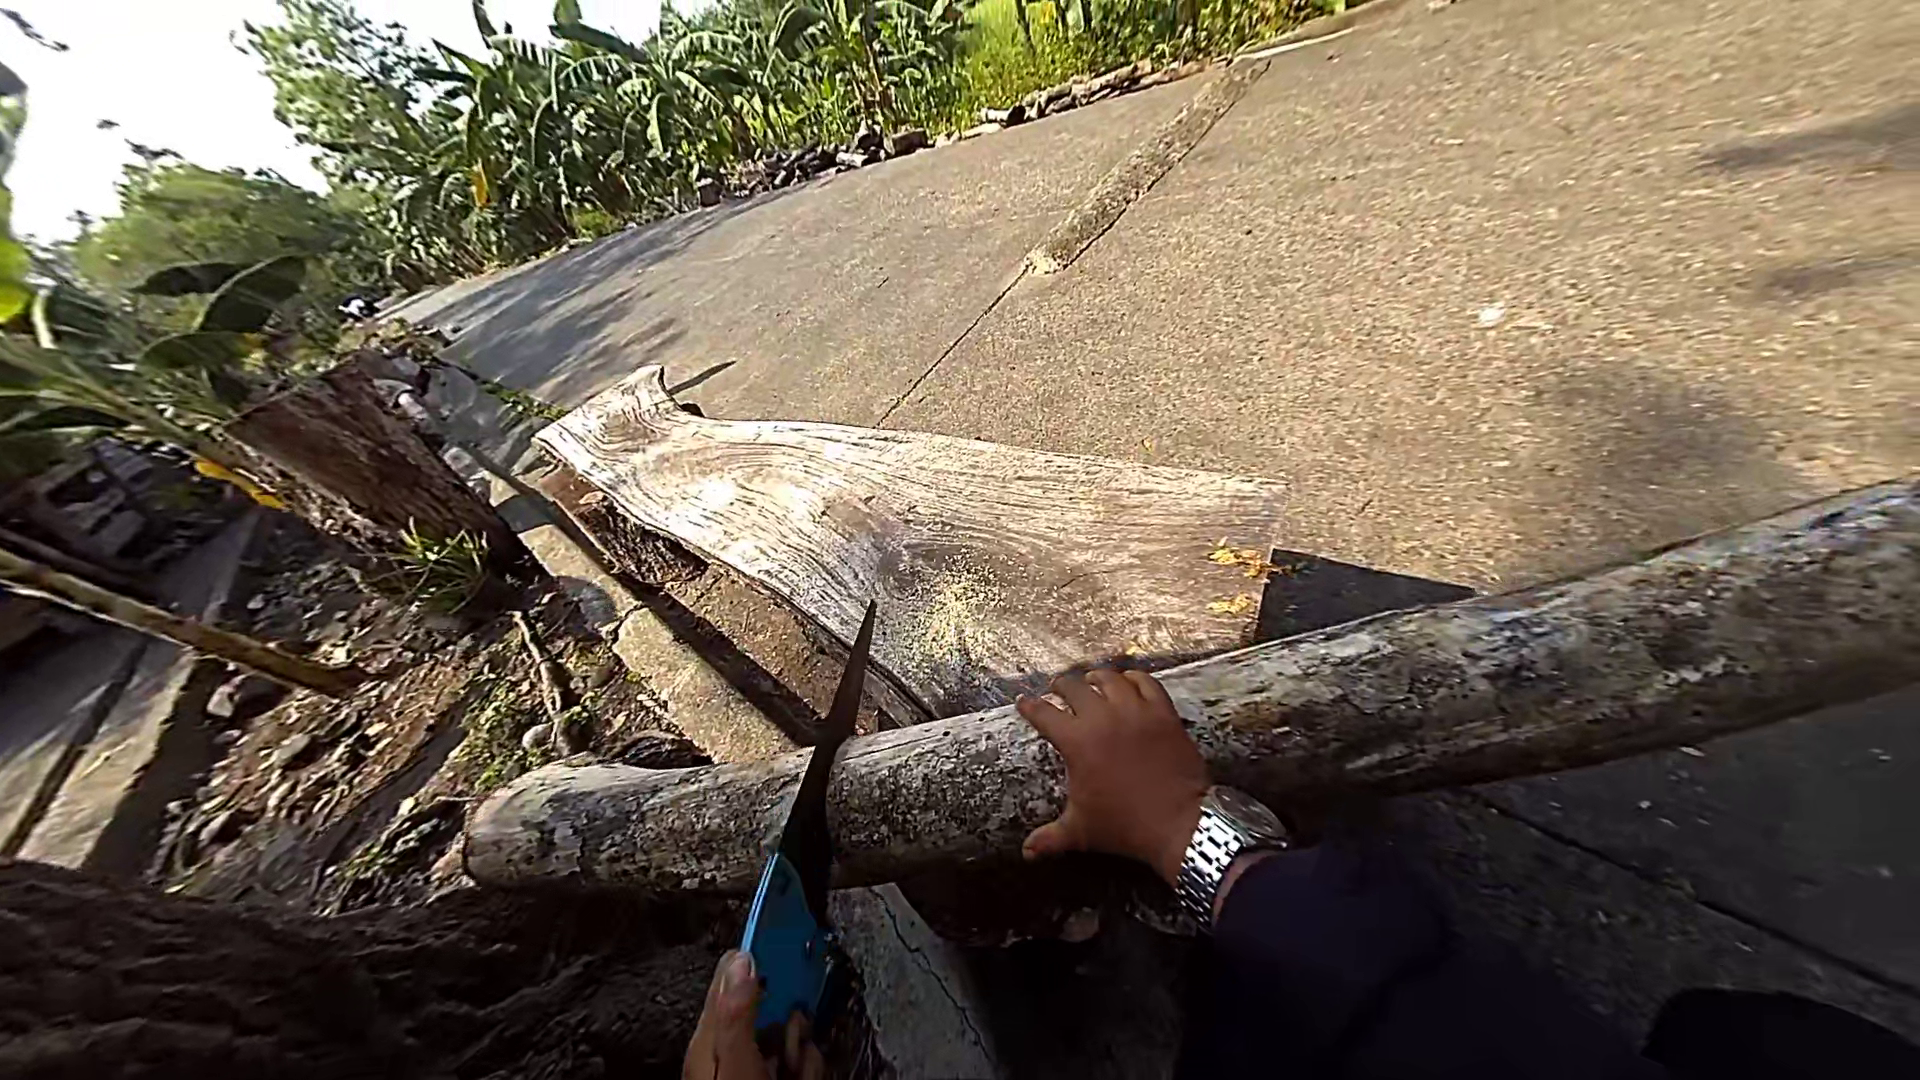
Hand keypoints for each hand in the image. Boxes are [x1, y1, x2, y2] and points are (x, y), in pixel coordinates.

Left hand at [683, 951, 824, 1079]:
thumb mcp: (735, 1063)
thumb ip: (736, 1012)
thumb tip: (742, 958)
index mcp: (710, 1036)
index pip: (732, 968)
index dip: (763, 957)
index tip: (789, 962)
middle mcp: (727, 1045)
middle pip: (771, 1000)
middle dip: (792, 1017)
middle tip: (791, 1043)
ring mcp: (748, 1063)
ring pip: (788, 1028)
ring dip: (802, 1046)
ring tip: (794, 1072)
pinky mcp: (766, 1076)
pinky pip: (795, 1053)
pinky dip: (804, 1065)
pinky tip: (798, 1078)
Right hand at [1017, 669, 1209, 884]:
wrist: (1180, 824)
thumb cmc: (1125, 826)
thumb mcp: (1081, 831)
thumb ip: (1050, 838)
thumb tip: (1026, 853)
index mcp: (1076, 741)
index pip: (1044, 714)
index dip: (1030, 706)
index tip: (1023, 701)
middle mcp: (1101, 718)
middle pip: (1073, 687)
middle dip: (1061, 686)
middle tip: (1057, 689)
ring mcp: (1134, 711)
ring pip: (1109, 679)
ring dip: (1095, 678)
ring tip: (1091, 680)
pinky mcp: (1162, 712)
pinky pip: (1146, 682)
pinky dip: (1134, 678)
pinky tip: (1128, 681)